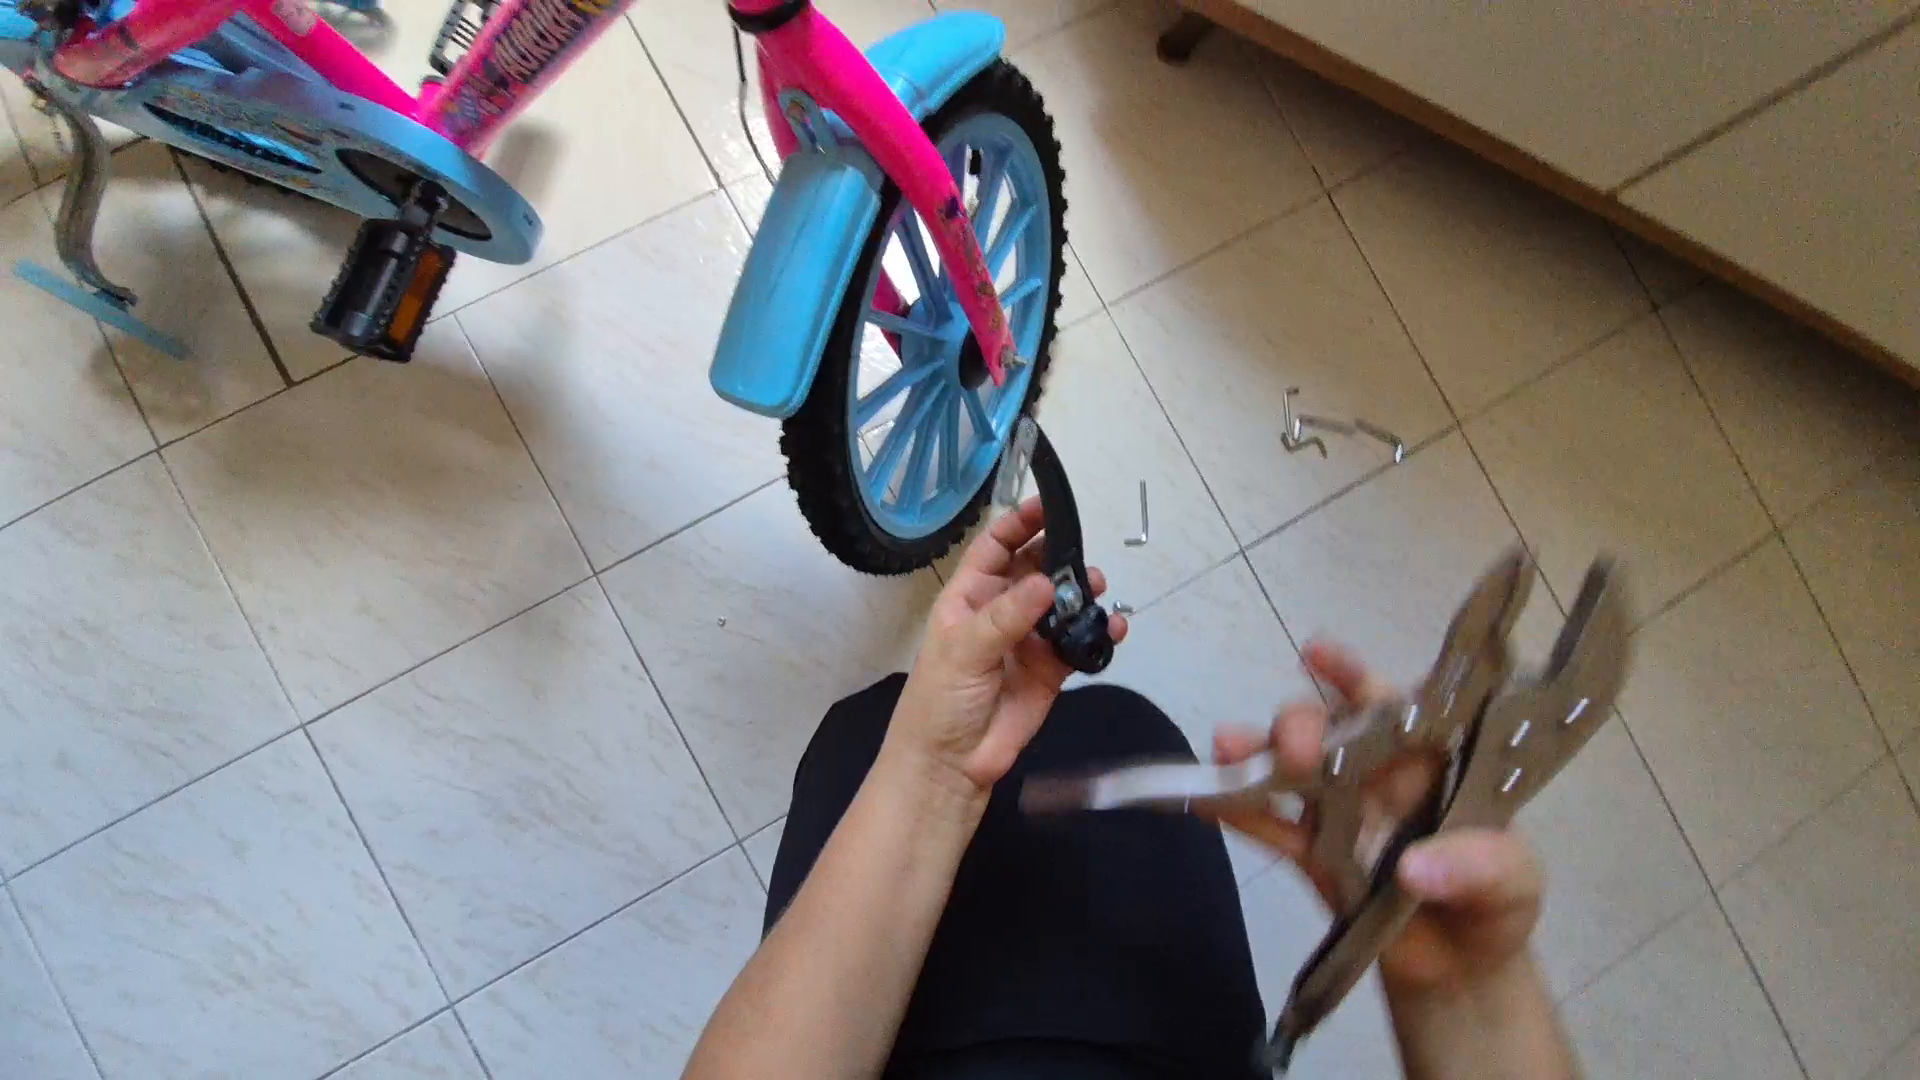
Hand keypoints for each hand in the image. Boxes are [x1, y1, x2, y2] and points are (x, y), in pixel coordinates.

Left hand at [882, 497, 1129, 802]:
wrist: (951, 763)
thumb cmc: (941, 699)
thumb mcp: (965, 650)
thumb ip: (1007, 616)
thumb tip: (1047, 583)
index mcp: (969, 596)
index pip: (996, 547)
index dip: (1020, 524)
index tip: (1049, 505)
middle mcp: (1000, 610)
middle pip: (1035, 569)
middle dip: (1059, 557)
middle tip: (1083, 556)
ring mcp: (1028, 639)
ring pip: (1061, 603)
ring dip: (1082, 592)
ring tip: (1098, 588)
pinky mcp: (1051, 669)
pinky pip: (1078, 641)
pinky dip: (1098, 632)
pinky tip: (1113, 628)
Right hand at [1210, 643, 1543, 994]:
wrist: (1457, 972)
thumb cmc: (1494, 907)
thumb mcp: (1514, 884)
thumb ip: (1477, 868)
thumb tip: (1412, 869)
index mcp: (1422, 762)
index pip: (1390, 704)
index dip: (1352, 674)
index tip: (1316, 653)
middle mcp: (1369, 771)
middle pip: (1324, 728)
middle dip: (1299, 723)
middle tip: (1292, 747)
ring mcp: (1332, 807)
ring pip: (1283, 765)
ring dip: (1251, 752)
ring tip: (1225, 749)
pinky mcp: (1307, 848)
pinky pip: (1264, 822)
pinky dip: (1232, 809)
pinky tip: (1203, 800)